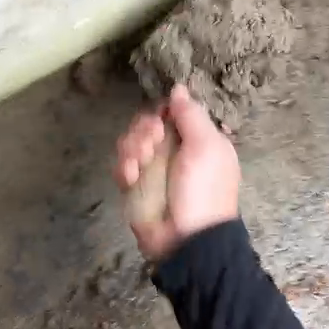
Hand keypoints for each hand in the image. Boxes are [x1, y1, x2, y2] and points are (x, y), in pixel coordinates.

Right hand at [114, 84, 241, 262]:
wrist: (187, 240)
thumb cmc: (203, 190)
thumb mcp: (206, 146)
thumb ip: (191, 115)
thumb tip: (178, 88)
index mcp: (197, 139)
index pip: (171, 111)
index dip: (162, 113)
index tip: (161, 122)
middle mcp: (174, 149)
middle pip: (147, 123)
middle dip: (143, 131)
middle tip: (150, 145)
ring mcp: (153, 168)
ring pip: (131, 141)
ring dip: (131, 148)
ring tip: (138, 165)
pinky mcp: (135, 186)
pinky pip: (122, 165)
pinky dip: (123, 168)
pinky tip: (130, 178)